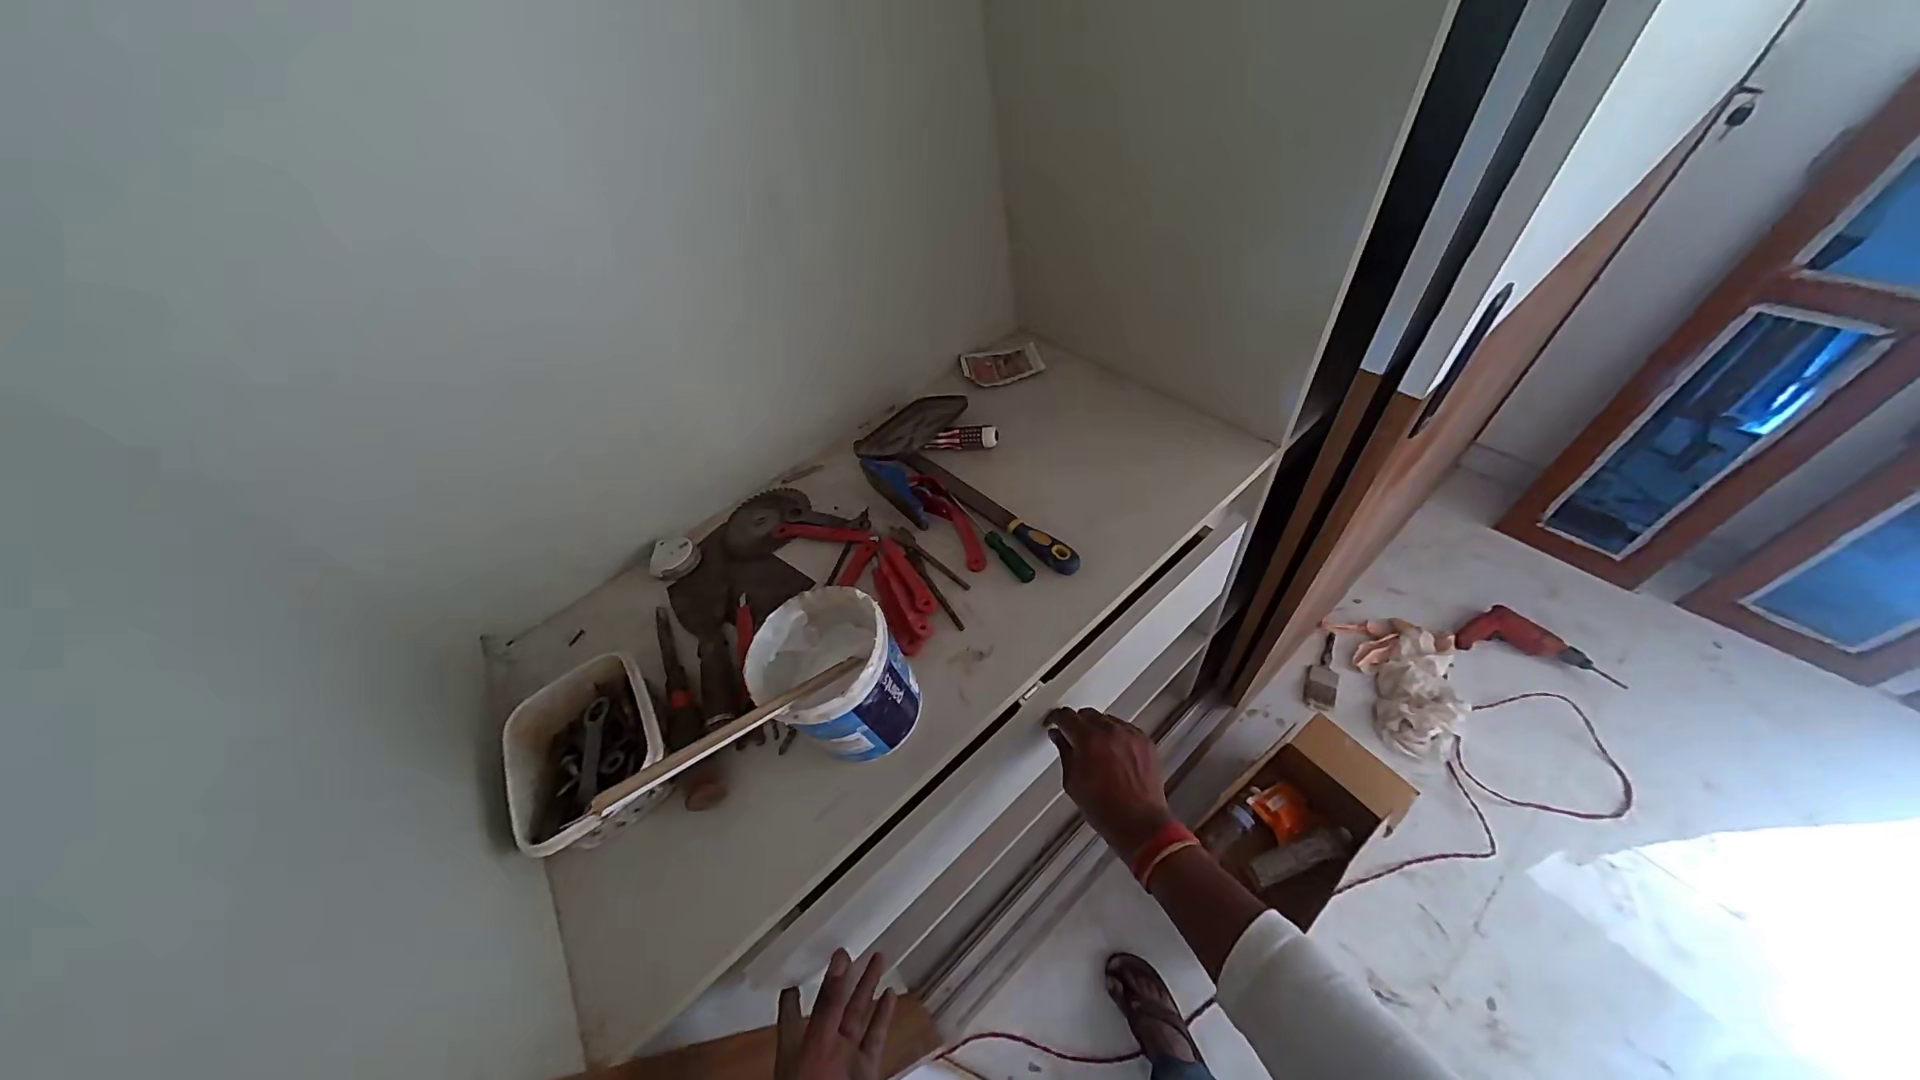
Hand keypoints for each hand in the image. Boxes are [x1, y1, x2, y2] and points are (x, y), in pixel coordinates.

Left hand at [775, 949, 895, 1079]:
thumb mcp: (818, 1040)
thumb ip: (829, 1002)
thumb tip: (839, 959)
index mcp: (797, 1043)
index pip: (791, 1009)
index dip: (794, 988)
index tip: (796, 967)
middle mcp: (820, 1047)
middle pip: (832, 1004)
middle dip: (843, 977)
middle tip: (849, 950)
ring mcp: (844, 1059)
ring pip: (857, 1015)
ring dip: (868, 987)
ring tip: (878, 958)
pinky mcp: (866, 1070)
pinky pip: (875, 1037)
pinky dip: (883, 1015)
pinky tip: (890, 995)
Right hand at [1046, 708, 1175, 857]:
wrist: (1139, 824)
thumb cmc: (1108, 810)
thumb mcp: (1073, 782)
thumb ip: (1064, 753)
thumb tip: (1059, 739)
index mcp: (1088, 740)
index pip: (1066, 716)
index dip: (1056, 718)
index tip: (1055, 722)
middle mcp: (1111, 733)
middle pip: (1087, 714)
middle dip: (1077, 724)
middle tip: (1073, 738)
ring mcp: (1130, 736)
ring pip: (1107, 720)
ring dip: (1098, 729)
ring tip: (1096, 749)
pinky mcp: (1145, 742)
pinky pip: (1126, 729)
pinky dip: (1117, 736)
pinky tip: (1114, 753)